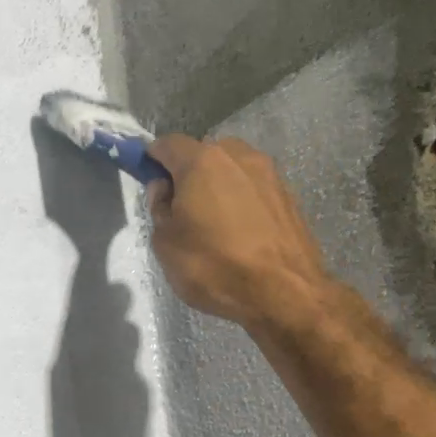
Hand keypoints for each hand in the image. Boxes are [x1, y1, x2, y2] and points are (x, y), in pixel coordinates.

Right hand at [146, 135, 335, 327]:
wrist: (282, 292)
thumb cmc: (213, 266)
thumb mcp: (166, 244)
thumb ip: (160, 209)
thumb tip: (165, 189)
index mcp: (201, 162)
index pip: (168, 144)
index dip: (152, 160)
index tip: (148, 182)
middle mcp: (237, 155)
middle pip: (203, 154)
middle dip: (188, 174)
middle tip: (180, 210)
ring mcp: (268, 173)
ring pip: (231, 170)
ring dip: (217, 188)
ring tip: (212, 225)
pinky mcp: (287, 195)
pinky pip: (252, 190)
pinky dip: (240, 203)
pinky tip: (238, 234)